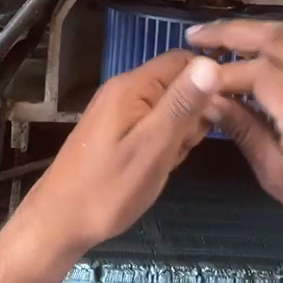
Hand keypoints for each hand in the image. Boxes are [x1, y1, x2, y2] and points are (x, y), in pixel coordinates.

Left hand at [5, 50, 222, 269]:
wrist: (60, 222)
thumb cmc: (109, 188)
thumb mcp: (153, 146)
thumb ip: (182, 104)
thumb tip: (212, 63)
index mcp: (133, 86)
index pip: (184, 60)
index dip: (209, 82)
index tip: (221, 114)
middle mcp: (125, 90)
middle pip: (179, 85)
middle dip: (194, 115)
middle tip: (182, 147)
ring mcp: (120, 110)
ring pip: (170, 109)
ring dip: (180, 134)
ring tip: (167, 161)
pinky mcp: (118, 130)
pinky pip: (154, 126)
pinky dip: (164, 145)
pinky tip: (157, 167)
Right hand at [188, 20, 282, 259]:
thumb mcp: (281, 180)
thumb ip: (246, 133)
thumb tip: (208, 100)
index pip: (257, 73)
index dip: (220, 72)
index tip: (190, 78)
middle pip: (274, 38)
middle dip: (231, 32)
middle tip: (194, 37)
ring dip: (249, 32)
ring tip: (213, 40)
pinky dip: (268, 42)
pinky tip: (246, 53)